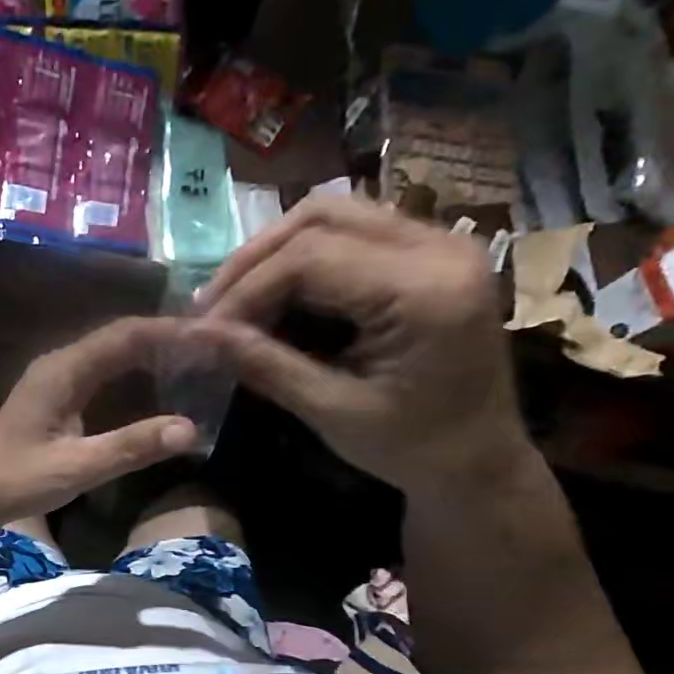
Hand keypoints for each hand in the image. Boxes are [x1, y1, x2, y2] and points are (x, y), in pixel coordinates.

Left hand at [0, 318, 198, 524]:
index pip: (124, 336)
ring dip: (148, 352)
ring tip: (192, 358)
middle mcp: (59, 364)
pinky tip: (154, 382)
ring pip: (109, 353)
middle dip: (164, 338)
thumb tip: (190, 429)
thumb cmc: (19, 481)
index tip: (210, 334)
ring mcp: (54, 378)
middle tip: (210, 345)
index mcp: (62, 370)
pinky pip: (100, 371)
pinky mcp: (54, 396)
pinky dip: (131, 370)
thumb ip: (131, 447)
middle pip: (118, 338)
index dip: (168, 332)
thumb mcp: (78, 467)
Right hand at [192, 195, 529, 488]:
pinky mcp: (429, 253)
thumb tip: (196, 335)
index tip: (205, 329)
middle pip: (320, 217)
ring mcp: (439, 243)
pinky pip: (352, 230)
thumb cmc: (410, 448)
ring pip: (334, 214)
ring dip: (274, 252)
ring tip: (236, 297)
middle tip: (212, 307)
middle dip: (253, 260)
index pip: (310, 258)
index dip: (246, 288)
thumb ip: (264, 365)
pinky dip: (302, 256)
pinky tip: (276, 293)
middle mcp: (439, 247)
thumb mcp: (330, 411)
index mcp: (424, 291)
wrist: (478, 460)